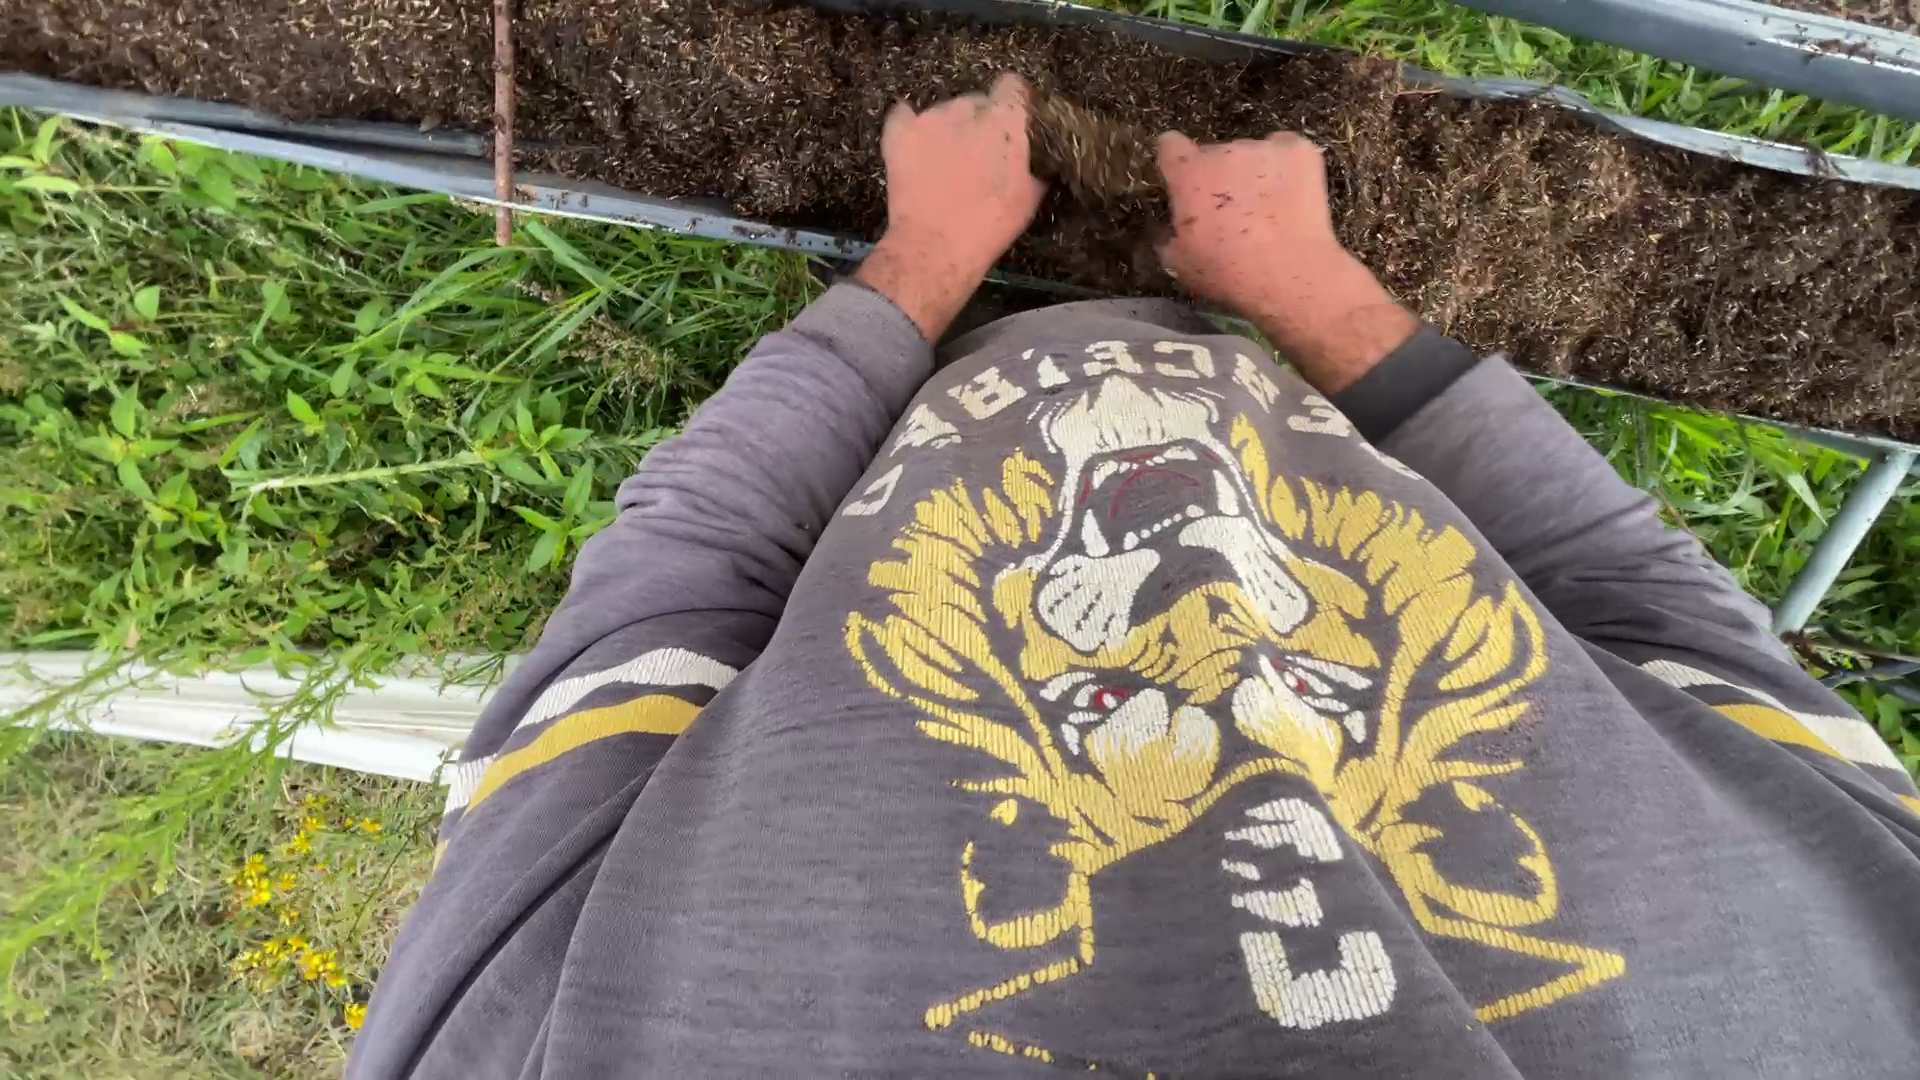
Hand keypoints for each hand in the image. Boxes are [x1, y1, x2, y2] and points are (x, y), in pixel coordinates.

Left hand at [857, 74, 1046, 340]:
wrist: (937, 249)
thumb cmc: (990, 228)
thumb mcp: (1029, 195)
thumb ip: (1033, 158)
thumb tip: (1034, 146)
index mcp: (1008, 118)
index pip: (1013, 86)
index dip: (1011, 105)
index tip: (1008, 128)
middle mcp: (970, 106)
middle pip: (976, 103)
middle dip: (977, 125)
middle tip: (974, 161)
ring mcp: (932, 116)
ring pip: (942, 113)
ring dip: (945, 133)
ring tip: (941, 170)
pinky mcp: (900, 131)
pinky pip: (903, 118)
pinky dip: (909, 132)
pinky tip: (913, 154)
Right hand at [1156, 130, 1417, 392]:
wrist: (1297, 282)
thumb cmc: (1231, 282)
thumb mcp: (1182, 270)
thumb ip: (1169, 239)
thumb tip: (1170, 231)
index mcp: (1189, 177)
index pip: (1168, 146)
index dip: (1171, 165)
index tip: (1178, 184)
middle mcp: (1226, 151)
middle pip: (1214, 155)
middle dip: (1216, 180)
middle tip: (1227, 219)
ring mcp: (1267, 148)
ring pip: (1250, 156)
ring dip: (1251, 178)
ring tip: (1263, 218)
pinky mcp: (1302, 152)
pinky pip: (1283, 155)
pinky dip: (1283, 174)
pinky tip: (1287, 208)